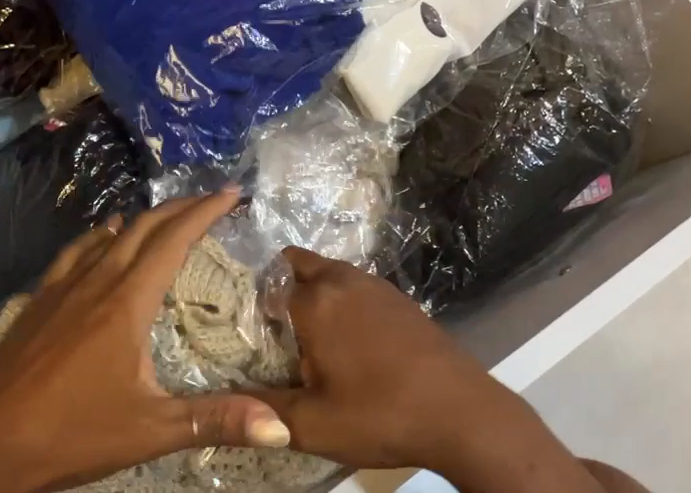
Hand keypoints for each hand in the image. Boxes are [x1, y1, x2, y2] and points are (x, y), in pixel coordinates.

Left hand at [0, 190, 289, 492]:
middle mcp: (97, 280)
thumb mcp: (150, 430)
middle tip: (211, 199)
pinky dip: (100, 235)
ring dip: (143, 219)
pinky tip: (103, 237)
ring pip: (110, 234)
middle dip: (180, 207)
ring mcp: (62, 287)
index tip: (232, 193)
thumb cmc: (71, 433)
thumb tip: (280, 425)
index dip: (205, 212)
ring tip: (167, 215)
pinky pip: (76, 251)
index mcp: (127, 301)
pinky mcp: (38, 301)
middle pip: (144, 226)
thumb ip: (215, 420)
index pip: (174, 239)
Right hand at [249, 248, 603, 492]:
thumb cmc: (380, 414)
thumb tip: (229, 399)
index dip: (253, 309)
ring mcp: (374, 283)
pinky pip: (355, 286)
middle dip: (280, 287)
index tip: (249, 335)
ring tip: (308, 339)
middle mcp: (341, 278)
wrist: (461, 412)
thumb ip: (264, 409)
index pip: (267, 288)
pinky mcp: (398, 296)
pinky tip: (349, 342)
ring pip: (328, 273)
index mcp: (315, 300)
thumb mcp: (313, 425)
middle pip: (296, 265)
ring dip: (313, 293)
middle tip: (273, 330)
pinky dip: (342, 301)